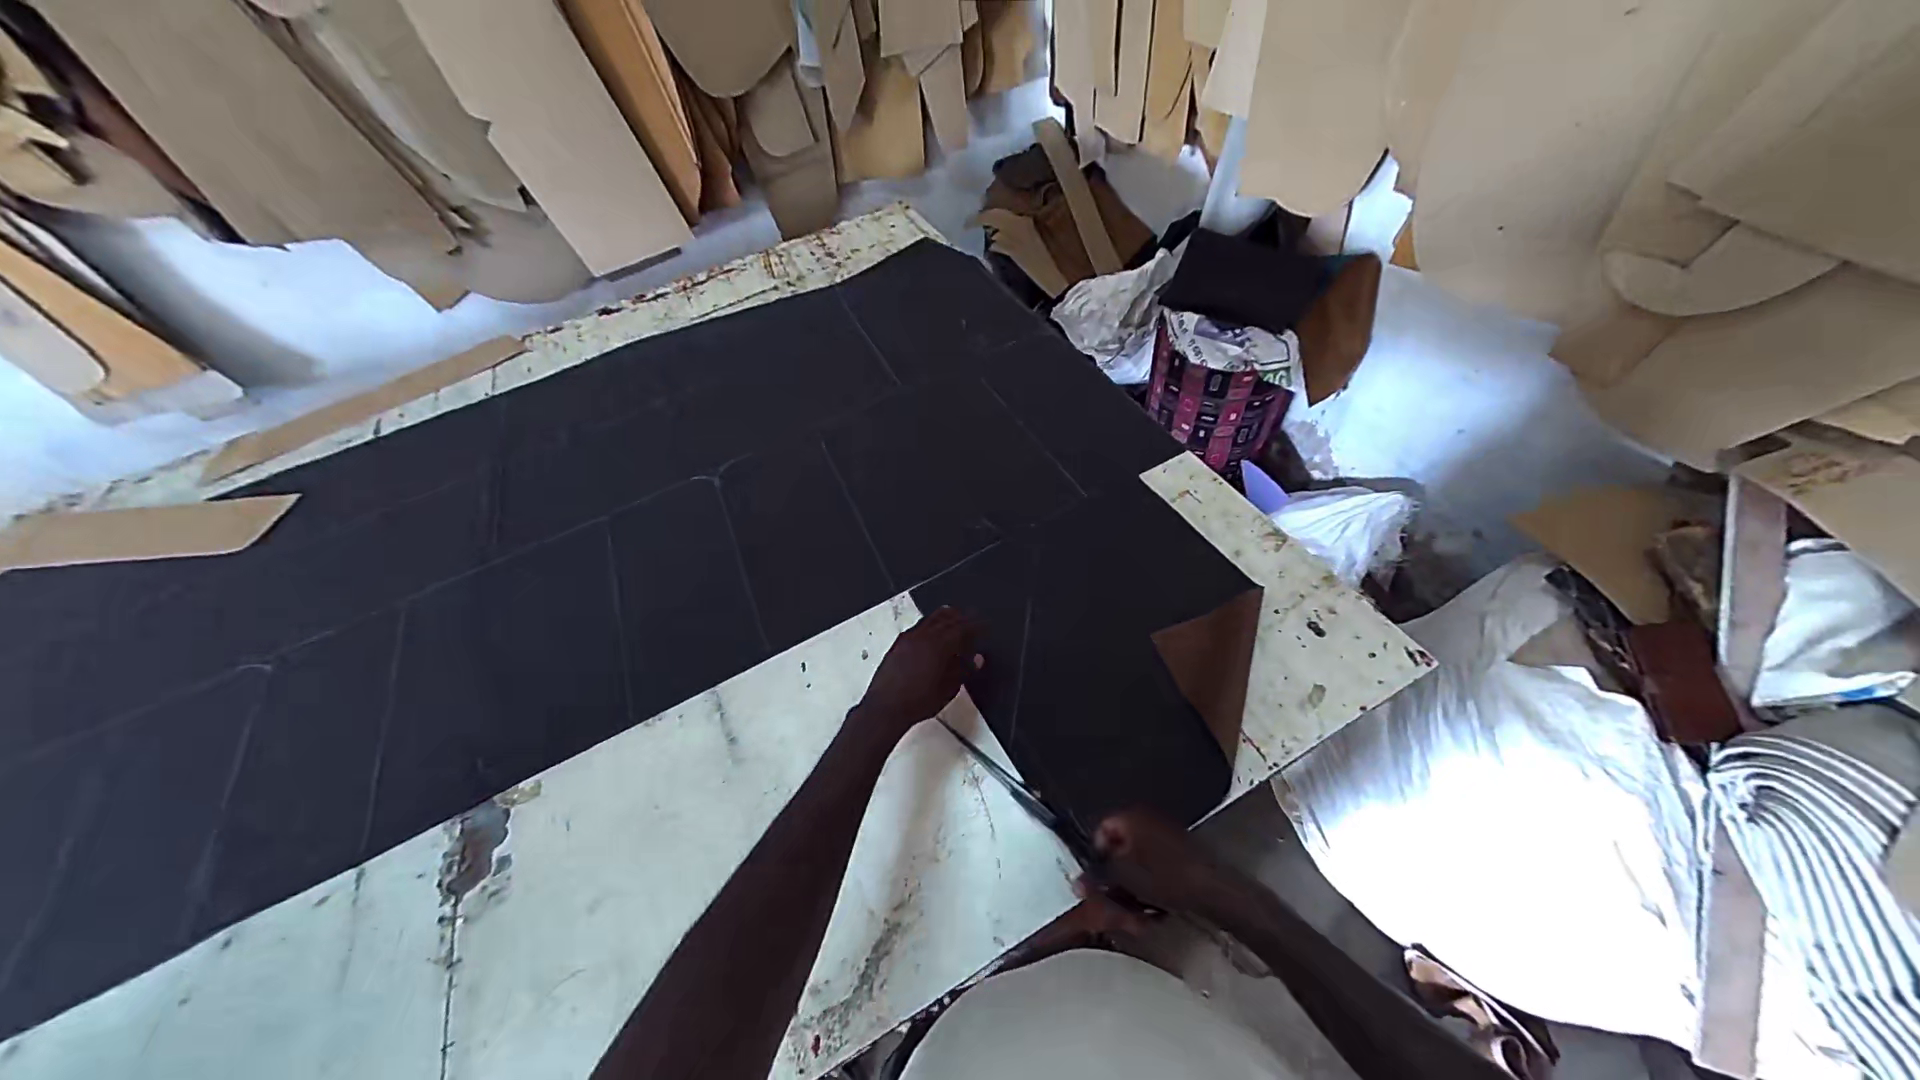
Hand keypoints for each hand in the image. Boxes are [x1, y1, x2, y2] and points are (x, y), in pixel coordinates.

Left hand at [851, 607, 982, 741]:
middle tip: (971, 619)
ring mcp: (908, 638)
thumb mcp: (949, 689)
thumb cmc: (917, 701)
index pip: (962, 627)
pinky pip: (918, 627)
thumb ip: (964, 670)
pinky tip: (932, 635)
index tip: (983, 625)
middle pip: (946, 617)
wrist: (886, 708)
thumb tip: (976, 660)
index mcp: (938, 645)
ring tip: (954, 622)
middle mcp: (922, 636)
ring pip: (930, 619)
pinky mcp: (897, 644)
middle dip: (961, 617)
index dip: (975, 625)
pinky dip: (930, 625)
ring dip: (945, 618)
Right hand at [1091, 808, 1237, 917]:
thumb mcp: (1124, 878)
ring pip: (1136, 865)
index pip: (1100, 830)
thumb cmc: (1168, 877)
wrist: (1215, 891)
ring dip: (1131, 890)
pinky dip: (1149, 888)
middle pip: (1118, 850)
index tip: (1096, 881)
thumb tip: (1079, 881)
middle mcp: (1147, 821)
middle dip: (1115, 880)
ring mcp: (1165, 837)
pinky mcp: (1178, 855)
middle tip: (1114, 904)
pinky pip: (1153, 869)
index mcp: (1131, 817)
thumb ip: (1098, 877)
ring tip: (1136, 915)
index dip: (1095, 857)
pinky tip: (1153, 909)